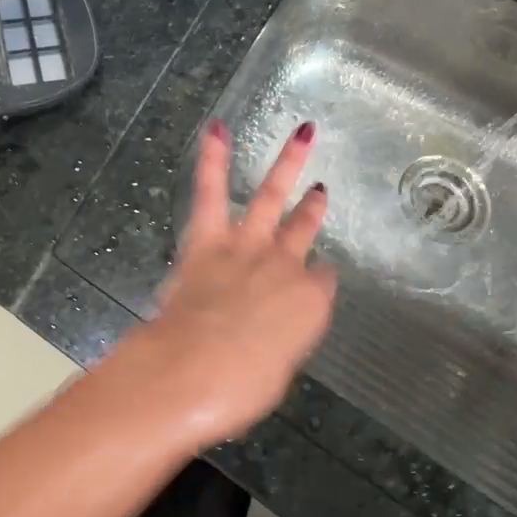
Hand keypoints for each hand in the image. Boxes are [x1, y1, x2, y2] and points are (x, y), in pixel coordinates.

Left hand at [103, 119, 336, 448]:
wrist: (194, 370)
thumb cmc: (238, 388)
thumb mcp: (274, 372)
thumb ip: (278, 342)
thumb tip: (269, 332)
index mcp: (310, 306)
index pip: (320, 284)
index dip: (314, 281)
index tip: (312, 277)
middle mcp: (286, 266)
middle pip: (304, 231)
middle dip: (314, 210)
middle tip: (323, 190)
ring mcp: (247, 246)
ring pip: (272, 196)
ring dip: (288, 162)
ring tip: (303, 133)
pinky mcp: (208, 237)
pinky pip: (212, 190)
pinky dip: (213, 158)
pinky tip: (217, 128)